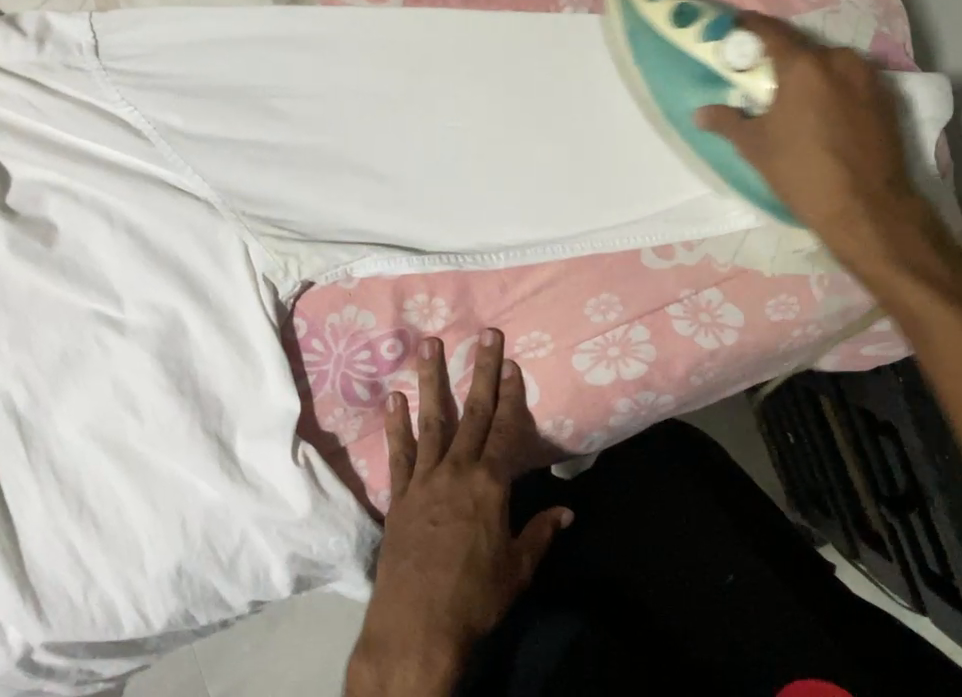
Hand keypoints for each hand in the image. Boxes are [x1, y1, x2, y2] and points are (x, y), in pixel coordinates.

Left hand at [344, 329, 572, 696]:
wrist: (415, 628)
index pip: (506, 429)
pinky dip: (396, 425)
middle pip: (474, 413)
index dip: (512, 394)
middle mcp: (457, 472)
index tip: (512, 361)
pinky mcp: (398, 497)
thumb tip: (566, 512)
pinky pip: (399, 453)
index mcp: (491, 485)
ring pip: (432, 421)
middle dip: (480, 371)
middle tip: (485, 334)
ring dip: (433, 381)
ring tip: (430, 345)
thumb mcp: (518, 568)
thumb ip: (539, 533)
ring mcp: (424, 481)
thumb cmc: (475, 598)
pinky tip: (395, 398)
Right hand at [695, 13, 948, 270]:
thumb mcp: (757, 148)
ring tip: (796, 97)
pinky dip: (836, 89)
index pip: (770, 31)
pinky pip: (854, 83)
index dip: (749, 27)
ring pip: (832, 64)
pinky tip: (826, 114)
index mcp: (804, 65)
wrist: (868, 209)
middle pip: (803, 48)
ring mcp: (870, 79)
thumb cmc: (803, 173)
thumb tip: (701, 113)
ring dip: (812, 74)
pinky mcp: (888, 100)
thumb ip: (728, 122)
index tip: (734, 29)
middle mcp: (841, 60)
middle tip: (763, 74)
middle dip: (782, 57)